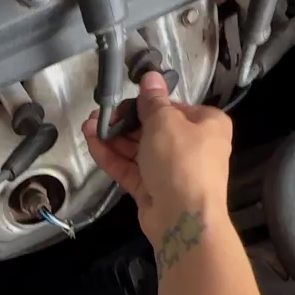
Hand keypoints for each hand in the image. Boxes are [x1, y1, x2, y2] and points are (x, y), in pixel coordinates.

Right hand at [82, 71, 233, 252]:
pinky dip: (113, 158)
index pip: (172, 108)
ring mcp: (170, 171)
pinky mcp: (152, 190)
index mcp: (206, 124)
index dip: (146, 104)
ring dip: (113, 139)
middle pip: (152, 130)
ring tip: (88, 128)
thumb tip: (150, 76)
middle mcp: (190, 146)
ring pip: (138, 150)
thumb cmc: (181, 161)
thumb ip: (152, 101)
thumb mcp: (165, 122)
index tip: (123, 103)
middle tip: (99, 116)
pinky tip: (93, 144)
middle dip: (123, 123)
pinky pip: (131, 169)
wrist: (183, 218)